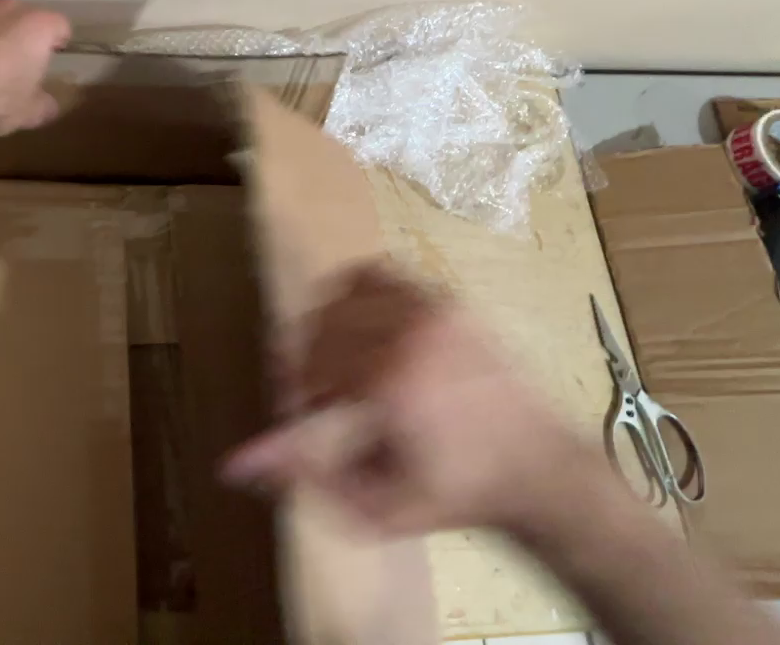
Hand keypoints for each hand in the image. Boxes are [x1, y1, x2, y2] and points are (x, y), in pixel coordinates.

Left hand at [0, 0, 71, 136]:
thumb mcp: (30, 113)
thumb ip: (45, 104)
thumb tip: (47, 105)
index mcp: (37, 26)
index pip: (60, 27)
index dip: (57, 43)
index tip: (50, 60)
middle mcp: (6, 8)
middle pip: (24, 17)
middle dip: (23, 37)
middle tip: (17, 65)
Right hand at [224, 260, 594, 536]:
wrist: (543, 471)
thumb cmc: (457, 495)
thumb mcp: (376, 506)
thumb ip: (306, 476)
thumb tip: (236, 464)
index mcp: (389, 382)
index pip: (306, 368)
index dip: (290, 387)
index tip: (291, 404)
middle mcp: (407, 334)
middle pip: (319, 327)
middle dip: (308, 361)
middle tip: (318, 393)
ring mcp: (431, 309)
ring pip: (342, 294)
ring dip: (329, 325)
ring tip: (341, 358)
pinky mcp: (446, 300)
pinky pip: (378, 274)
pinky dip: (358, 293)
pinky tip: (366, 326)